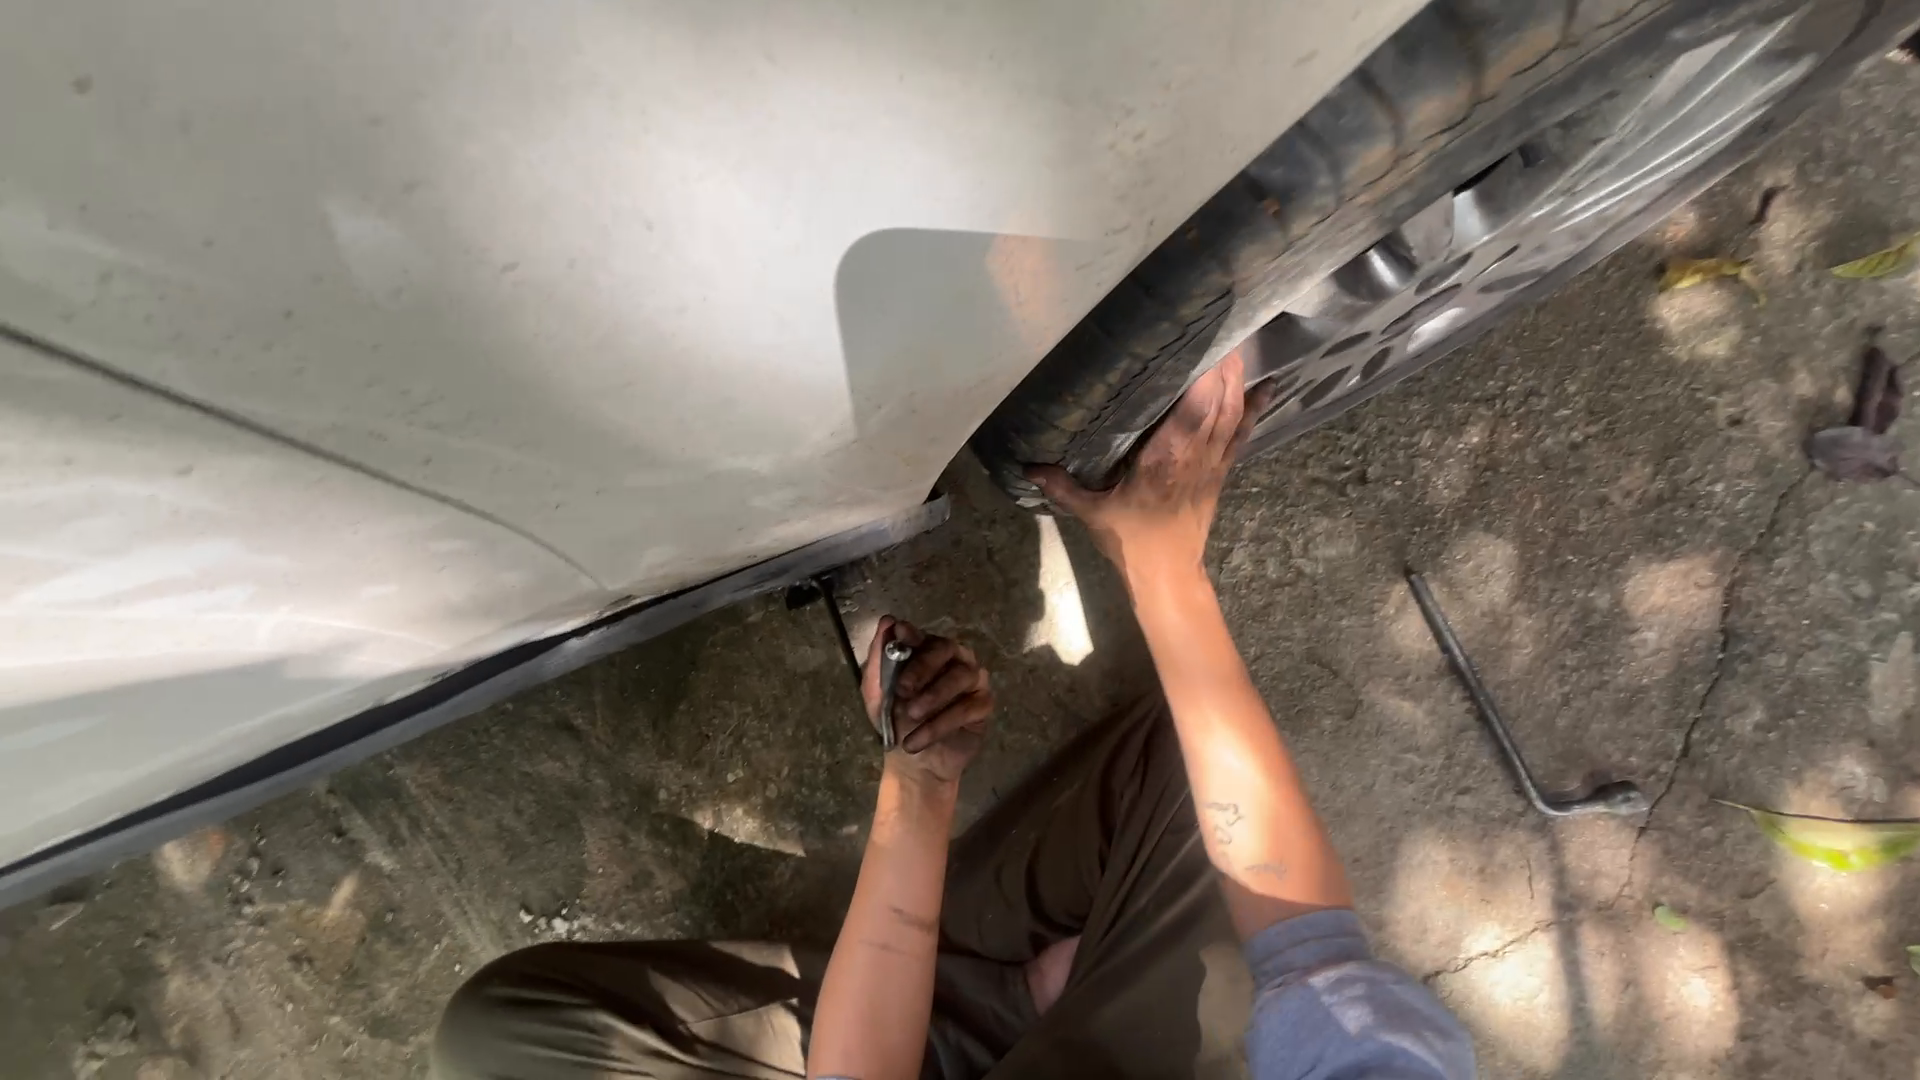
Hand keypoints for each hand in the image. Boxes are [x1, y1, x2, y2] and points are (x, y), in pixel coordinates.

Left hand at [862, 617, 992, 786]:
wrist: (913, 762)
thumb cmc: (895, 720)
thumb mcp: (876, 691)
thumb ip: (879, 657)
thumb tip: (887, 620)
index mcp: (927, 652)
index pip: (923, 636)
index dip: (913, 634)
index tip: (901, 633)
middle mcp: (953, 659)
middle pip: (946, 648)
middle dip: (923, 667)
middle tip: (902, 689)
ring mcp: (972, 680)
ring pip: (961, 675)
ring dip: (933, 696)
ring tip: (910, 717)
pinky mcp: (984, 704)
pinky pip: (968, 707)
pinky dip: (940, 724)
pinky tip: (918, 740)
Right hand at [1026, 348, 1265, 585]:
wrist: (1167, 573)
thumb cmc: (1130, 540)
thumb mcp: (1092, 512)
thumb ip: (1062, 487)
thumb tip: (1028, 466)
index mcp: (1164, 459)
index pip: (1192, 410)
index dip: (1203, 376)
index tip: (1200, 341)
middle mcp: (1194, 455)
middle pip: (1218, 402)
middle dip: (1221, 366)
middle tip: (1216, 330)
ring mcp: (1213, 463)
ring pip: (1233, 413)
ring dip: (1236, 379)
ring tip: (1235, 345)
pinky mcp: (1221, 472)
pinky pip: (1242, 434)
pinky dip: (1254, 408)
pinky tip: (1267, 386)